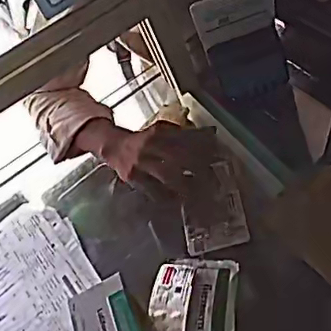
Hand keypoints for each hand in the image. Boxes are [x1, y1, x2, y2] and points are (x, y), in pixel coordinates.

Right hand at [79, 119, 215, 197]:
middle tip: (212, 178)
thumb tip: (211, 134)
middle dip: (197, 168)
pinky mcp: (133, 177)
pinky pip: (153, 190)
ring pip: (167, 175)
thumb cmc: (143, 139)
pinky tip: (178, 201)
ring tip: (199, 193)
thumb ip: (183, 133)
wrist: (114, 145)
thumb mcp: (161, 130)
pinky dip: (167, 196)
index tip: (217, 156)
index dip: (202, 148)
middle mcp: (149, 145)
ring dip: (185, 185)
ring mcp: (141, 162)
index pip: (185, 138)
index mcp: (159, 131)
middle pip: (178, 156)